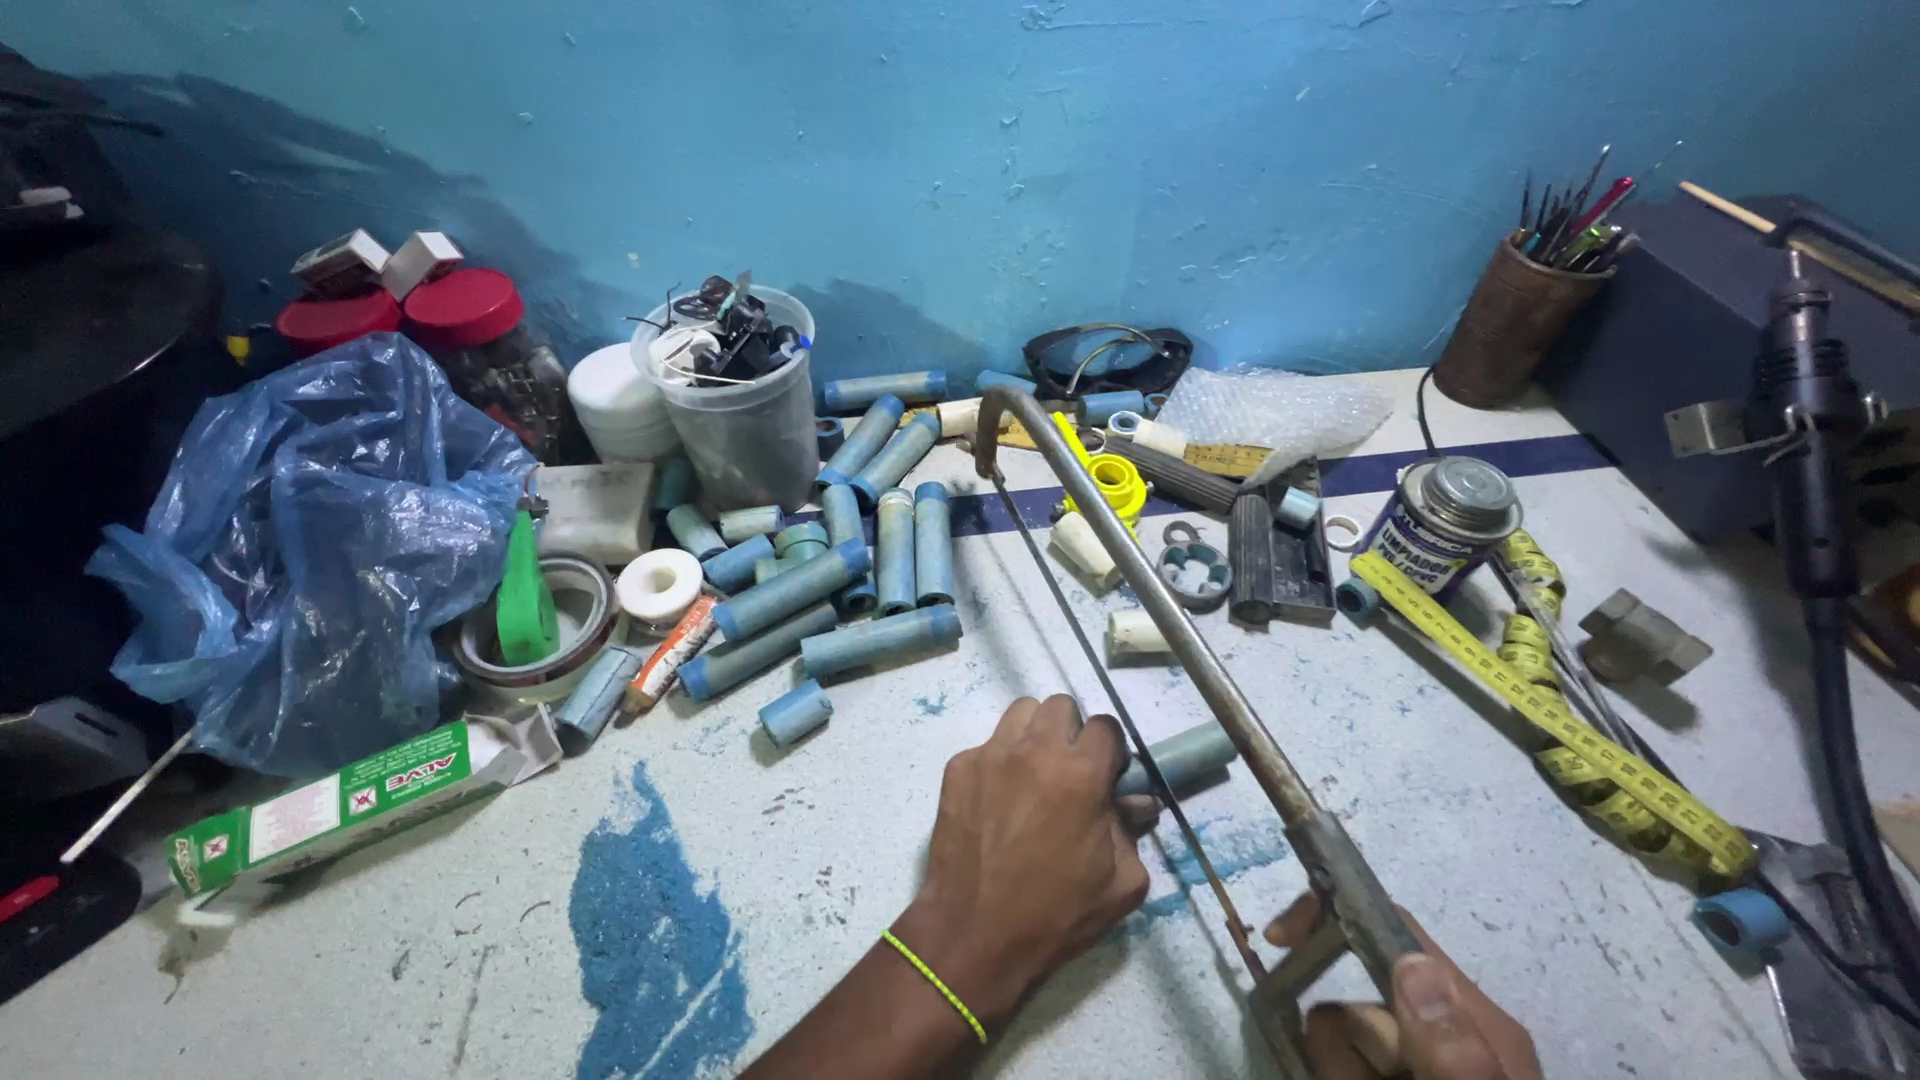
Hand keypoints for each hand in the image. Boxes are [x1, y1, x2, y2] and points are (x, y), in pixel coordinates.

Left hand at [893, 694, 1149, 1029]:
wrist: (975, 933)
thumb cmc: (1056, 914)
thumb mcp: (1121, 883)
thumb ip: (1132, 831)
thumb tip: (1136, 802)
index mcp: (1082, 774)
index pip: (1105, 726)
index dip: (1111, 749)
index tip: (1107, 774)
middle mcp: (1036, 751)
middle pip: (1060, 706)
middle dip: (1071, 732)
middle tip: (1069, 770)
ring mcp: (991, 754)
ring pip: (1021, 712)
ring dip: (1034, 734)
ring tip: (1034, 772)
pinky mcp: (958, 767)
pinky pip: (987, 745)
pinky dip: (998, 762)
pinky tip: (997, 800)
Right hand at [1264, 893, 1542, 1079]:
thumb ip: (1458, 1057)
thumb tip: (1413, 964)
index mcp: (1475, 1021)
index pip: (1394, 929)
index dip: (1331, 917)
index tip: (1278, 940)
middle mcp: (1440, 1031)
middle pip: (1349, 1002)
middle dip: (1344, 1055)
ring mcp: (1410, 1064)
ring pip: (1333, 1041)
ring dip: (1340, 1075)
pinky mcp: (1381, 1078)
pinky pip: (1334, 1065)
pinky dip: (1336, 1078)